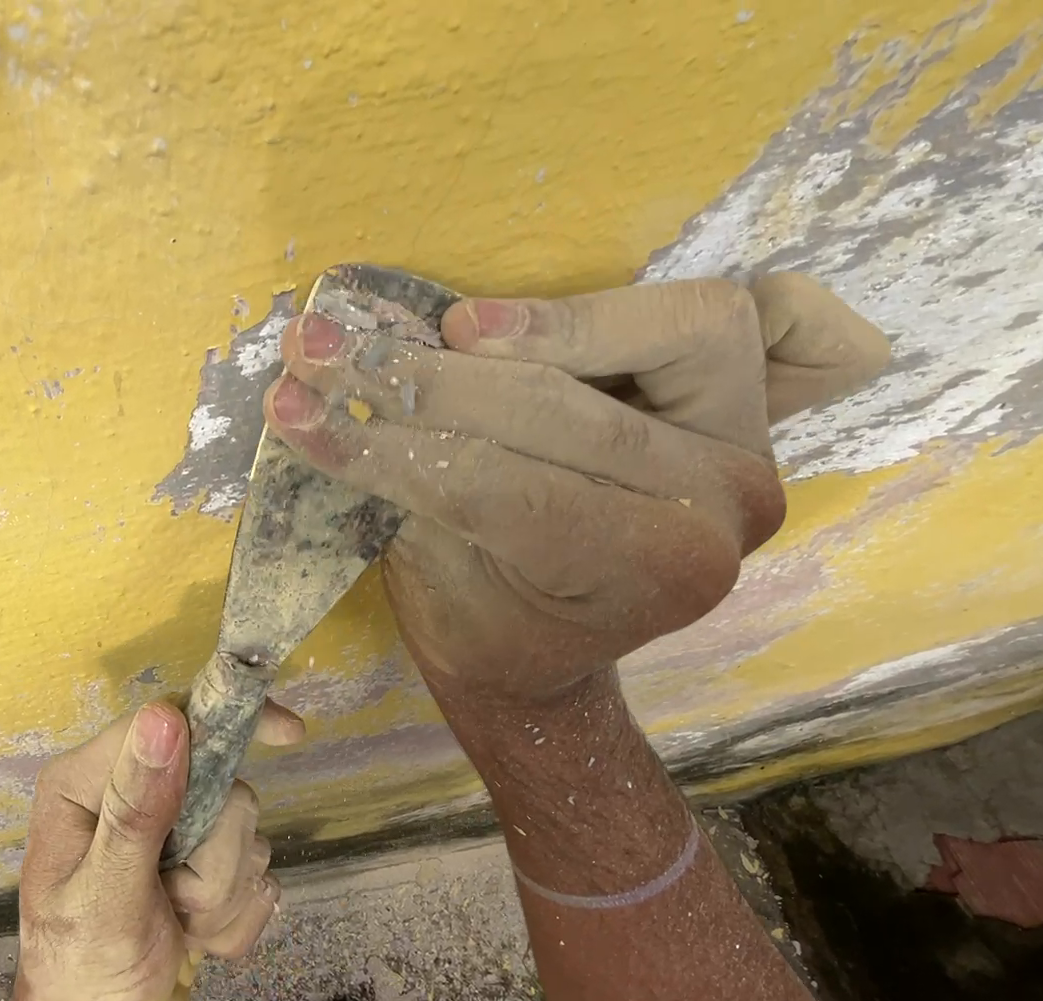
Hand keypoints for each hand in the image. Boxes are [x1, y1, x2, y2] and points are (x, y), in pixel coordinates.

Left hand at [0, 700, 302, 1000]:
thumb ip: (135, 811)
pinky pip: (256, 874)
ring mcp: (174, 828)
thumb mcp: (104, 897)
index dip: (223, 724)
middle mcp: (133, 792)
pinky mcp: (204, 864)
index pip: (166, 720)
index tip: (288, 732)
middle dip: (212, 858)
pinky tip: (197, 939)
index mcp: (88, 782)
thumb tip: (165, 718)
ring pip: (245, 831)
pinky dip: (233, 917)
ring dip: (221, 895)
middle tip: (174, 901)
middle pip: (221, 784)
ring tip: (178, 925)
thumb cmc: (81, 971)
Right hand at [263, 273, 887, 701]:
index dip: (382, 443)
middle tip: (322, 347)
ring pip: (675, 333)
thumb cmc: (477, 623)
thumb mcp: (430, 570)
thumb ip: (405, 479)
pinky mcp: (745, 409)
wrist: (541, 648)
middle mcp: (717, 515)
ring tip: (439, 327)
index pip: (490, 485)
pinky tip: (510, 323)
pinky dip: (618, 310)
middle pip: (556, 406)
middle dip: (421, 376)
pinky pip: (719, 322)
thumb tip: (324, 388)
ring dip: (530, 330)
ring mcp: (749, 455)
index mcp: (636, 575)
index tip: (293, 409)